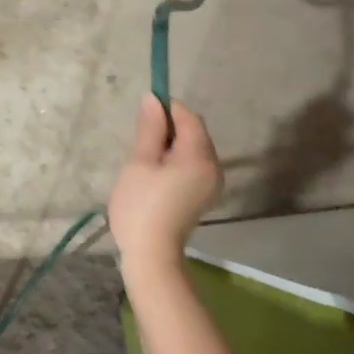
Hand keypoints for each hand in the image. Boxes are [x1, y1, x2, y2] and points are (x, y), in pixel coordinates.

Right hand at [108, 97, 221, 275]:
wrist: (151, 255)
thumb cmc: (140, 206)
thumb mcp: (140, 163)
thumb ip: (149, 129)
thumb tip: (152, 98)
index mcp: (199, 156)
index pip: (188, 117)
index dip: (166, 108)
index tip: (142, 114)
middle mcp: (213, 166)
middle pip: (194, 132)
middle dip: (168, 128)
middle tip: (139, 143)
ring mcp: (211, 183)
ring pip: (193, 149)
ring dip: (170, 146)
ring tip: (145, 162)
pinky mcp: (204, 195)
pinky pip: (193, 166)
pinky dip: (175, 162)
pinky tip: (156, 176)